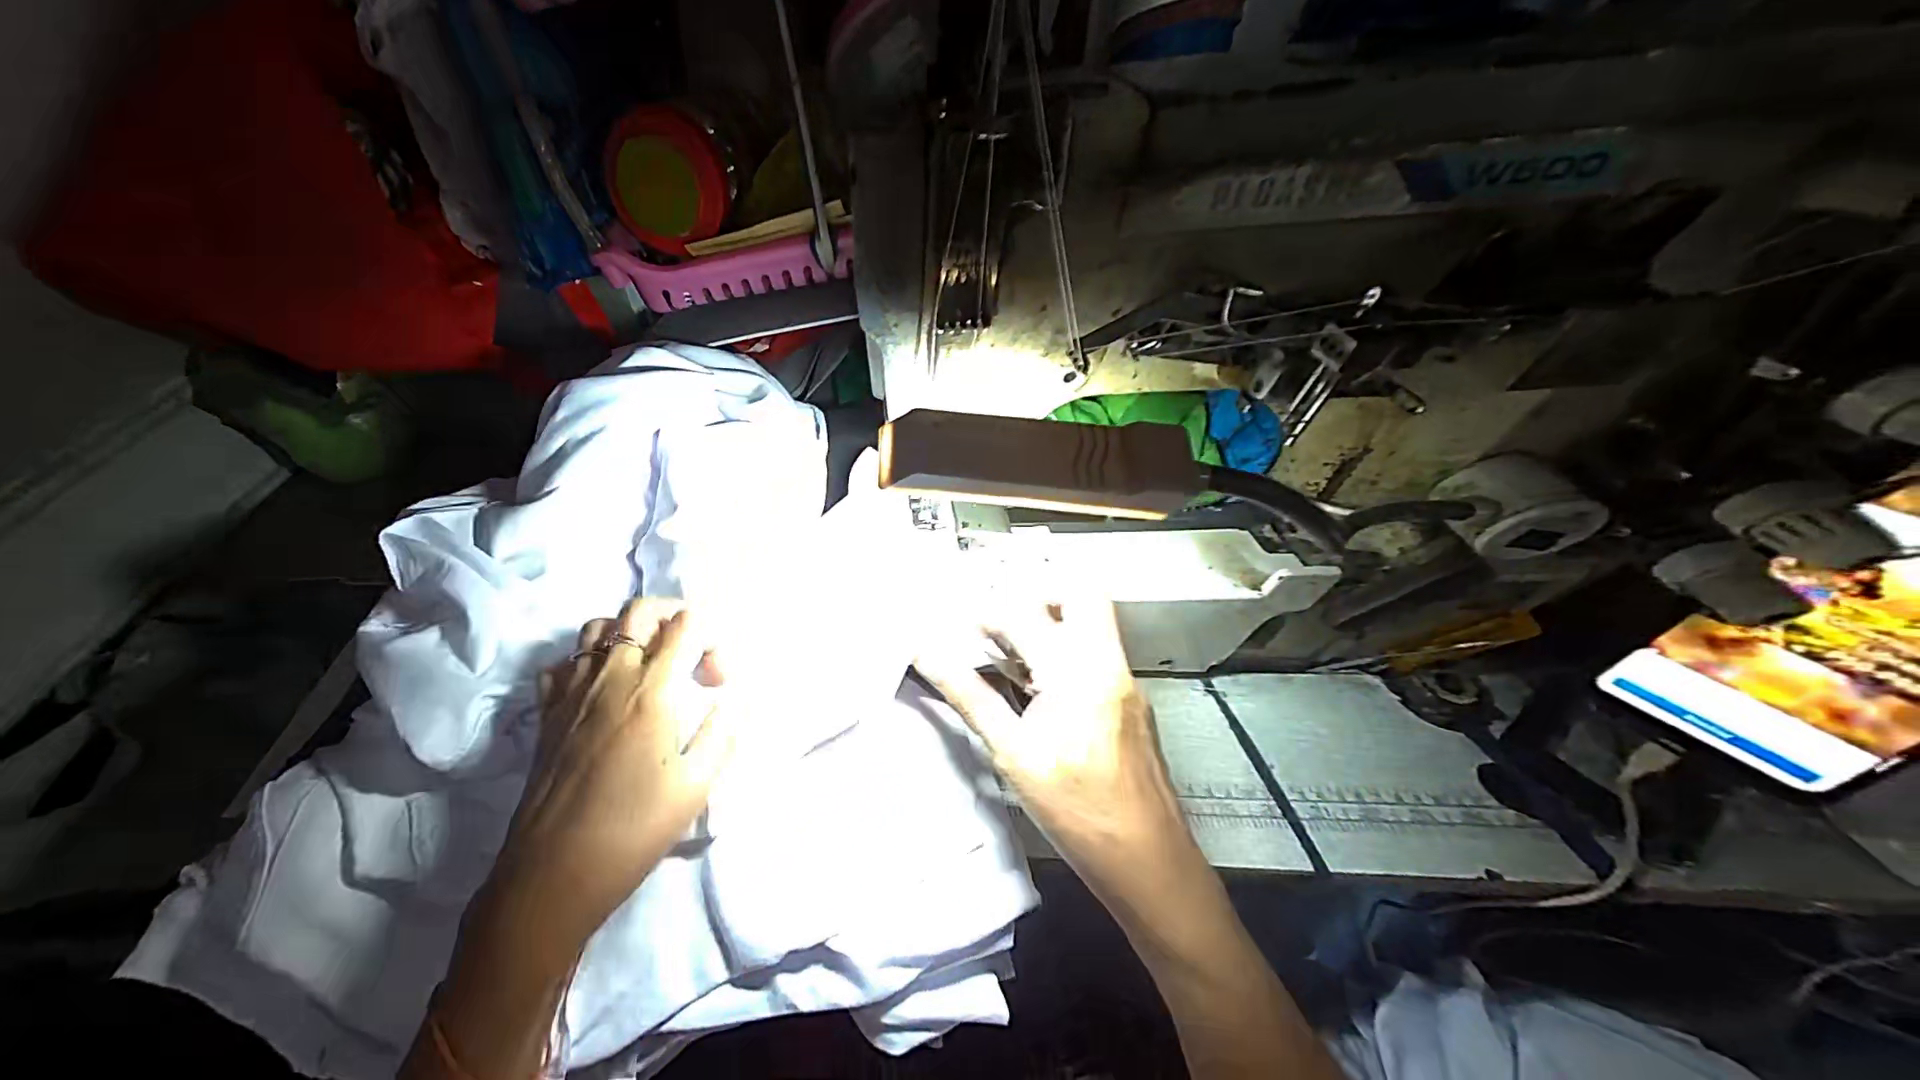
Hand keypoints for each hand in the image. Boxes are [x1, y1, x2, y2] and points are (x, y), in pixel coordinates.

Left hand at [490, 598, 731, 943]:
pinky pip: (564, 664)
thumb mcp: (696, 786)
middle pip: (638, 612)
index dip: (711, 637)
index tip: (717, 678)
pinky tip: (603, 690)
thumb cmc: (634, 830)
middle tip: (690, 654)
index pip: (685, 625)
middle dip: (674, 615)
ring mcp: (570, 693)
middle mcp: (609, 679)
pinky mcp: (546, 715)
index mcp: (651, 692)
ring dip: (630, 633)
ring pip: (597, 628)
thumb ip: (721, 731)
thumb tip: (733, 698)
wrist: (553, 875)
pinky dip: (588, 661)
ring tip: (650, 666)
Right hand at [913, 596, 1192, 888]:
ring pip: (1091, 618)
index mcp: (1077, 673)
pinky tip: (1039, 686)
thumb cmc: (1084, 815)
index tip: (965, 626)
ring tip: (1012, 652)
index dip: (986, 612)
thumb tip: (933, 659)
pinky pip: (1098, 650)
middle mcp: (1108, 665)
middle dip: (1033, 594)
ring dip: (1050, 620)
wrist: (1146, 856)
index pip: (1025, 612)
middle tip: (1000, 619)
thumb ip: (971, 697)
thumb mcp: (1013, 754)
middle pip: (1077, 593)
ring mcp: (1124, 680)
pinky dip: (1066, 649)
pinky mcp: (1129, 697)